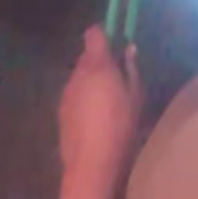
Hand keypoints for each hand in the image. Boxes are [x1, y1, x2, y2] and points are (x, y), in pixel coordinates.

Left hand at [57, 26, 142, 193]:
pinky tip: (96, 116)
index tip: (116, 43)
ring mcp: (67, 91)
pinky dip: (84, 97)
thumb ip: (131, 69)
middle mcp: (78, 73)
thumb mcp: (136, 96)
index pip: (94, 33)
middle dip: (100, 60)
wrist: (91, 165)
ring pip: (80, 75)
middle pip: (87, 55)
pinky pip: (75, 93)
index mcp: (97, 64)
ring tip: (109, 100)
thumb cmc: (120, 127)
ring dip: (92, 80)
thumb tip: (128, 49)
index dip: (104, 34)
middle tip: (119, 76)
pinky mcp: (61, 109)